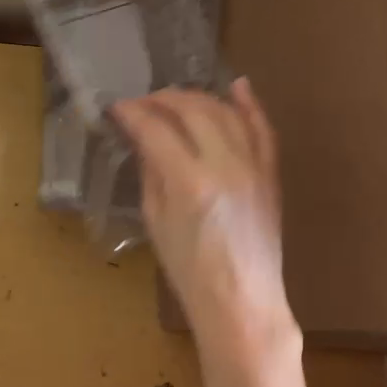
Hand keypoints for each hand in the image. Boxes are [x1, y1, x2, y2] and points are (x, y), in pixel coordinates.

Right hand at [110, 78, 294, 356]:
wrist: (241, 301)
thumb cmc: (187, 268)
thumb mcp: (154, 218)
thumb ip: (151, 171)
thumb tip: (142, 138)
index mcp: (188, 181)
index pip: (154, 128)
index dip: (131, 112)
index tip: (115, 108)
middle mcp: (225, 166)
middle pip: (192, 110)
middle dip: (161, 99)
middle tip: (140, 103)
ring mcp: (253, 168)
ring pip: (226, 112)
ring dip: (197, 98)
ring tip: (174, 98)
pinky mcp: (271, 175)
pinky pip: (264, 131)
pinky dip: (251, 106)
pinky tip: (237, 86)